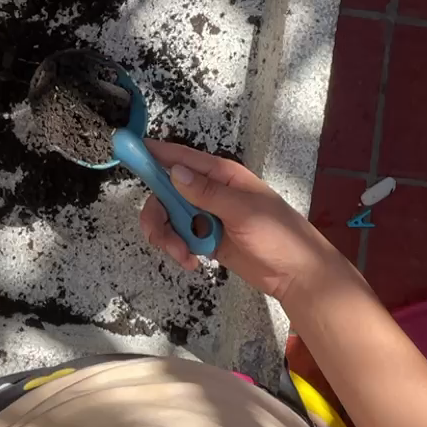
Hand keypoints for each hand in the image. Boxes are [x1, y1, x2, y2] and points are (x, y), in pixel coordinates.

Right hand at [137, 140, 355, 305]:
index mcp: (221, 175)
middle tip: (164, 239)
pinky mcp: (205, 239)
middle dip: (159, 216)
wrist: (298, 275)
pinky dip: (179, 250)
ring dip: (168, 238)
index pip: (180, 158)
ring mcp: (206, 216)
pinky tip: (193, 263)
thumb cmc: (279, 235)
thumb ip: (208, 193)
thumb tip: (175, 172)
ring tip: (184, 257)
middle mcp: (209, 191)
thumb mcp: (244, 211)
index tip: (127, 151)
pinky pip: (178, 237)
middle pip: (164, 192)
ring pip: (168, 218)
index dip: (153, 154)